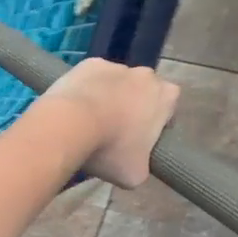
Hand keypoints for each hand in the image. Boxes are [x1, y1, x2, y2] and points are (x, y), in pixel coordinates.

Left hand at [36, 58, 179, 188]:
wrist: (69, 124)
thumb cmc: (109, 150)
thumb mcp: (134, 173)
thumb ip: (142, 167)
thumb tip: (134, 168)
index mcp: (168, 96)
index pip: (167, 111)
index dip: (153, 127)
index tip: (136, 143)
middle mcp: (147, 74)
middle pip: (140, 94)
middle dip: (129, 110)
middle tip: (109, 133)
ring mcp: (116, 65)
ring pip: (114, 85)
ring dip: (105, 99)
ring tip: (85, 122)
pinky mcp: (87, 63)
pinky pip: (89, 79)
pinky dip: (83, 90)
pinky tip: (71, 109)